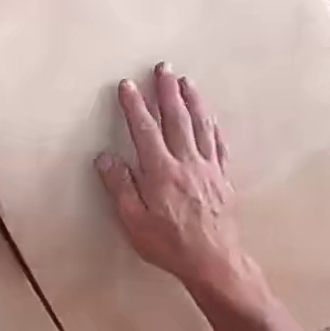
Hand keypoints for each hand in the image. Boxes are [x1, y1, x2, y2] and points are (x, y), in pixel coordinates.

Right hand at [96, 65, 263, 307]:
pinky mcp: (223, 178)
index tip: (127, 85)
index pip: (145, 130)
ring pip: (201, 125)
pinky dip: (213, 126)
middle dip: (166, 91)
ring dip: (193, 100)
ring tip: (186, 81)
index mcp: (162, 172)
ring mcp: (209, 169)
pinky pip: (219, 144)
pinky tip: (210, 117)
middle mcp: (187, 163)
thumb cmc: (170, 245)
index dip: (134, 105)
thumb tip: (106, 157)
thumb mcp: (134, 222)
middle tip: (162, 68)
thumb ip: (120, 187)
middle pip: (176, 118)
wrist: (214, 262)